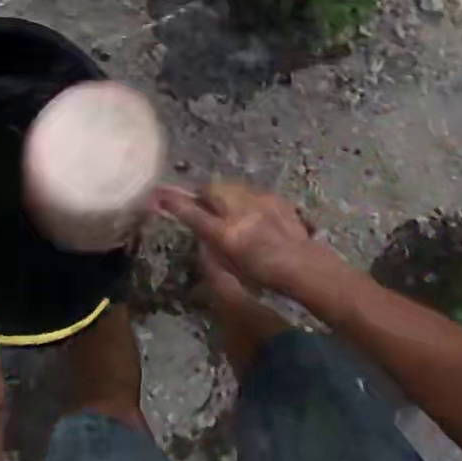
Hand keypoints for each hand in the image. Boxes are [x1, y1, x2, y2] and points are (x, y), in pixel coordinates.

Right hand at [154, 181, 339, 296]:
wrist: (303, 265)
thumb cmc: (263, 274)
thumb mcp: (229, 266)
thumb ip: (210, 244)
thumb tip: (197, 230)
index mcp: (226, 234)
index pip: (192, 213)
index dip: (173, 202)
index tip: (158, 194)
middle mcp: (239, 213)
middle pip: (210, 189)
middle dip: (204, 195)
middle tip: (206, 207)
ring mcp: (258, 201)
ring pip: (230, 186)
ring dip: (224, 194)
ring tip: (231, 209)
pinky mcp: (273, 196)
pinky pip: (251, 191)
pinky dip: (246, 199)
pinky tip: (254, 213)